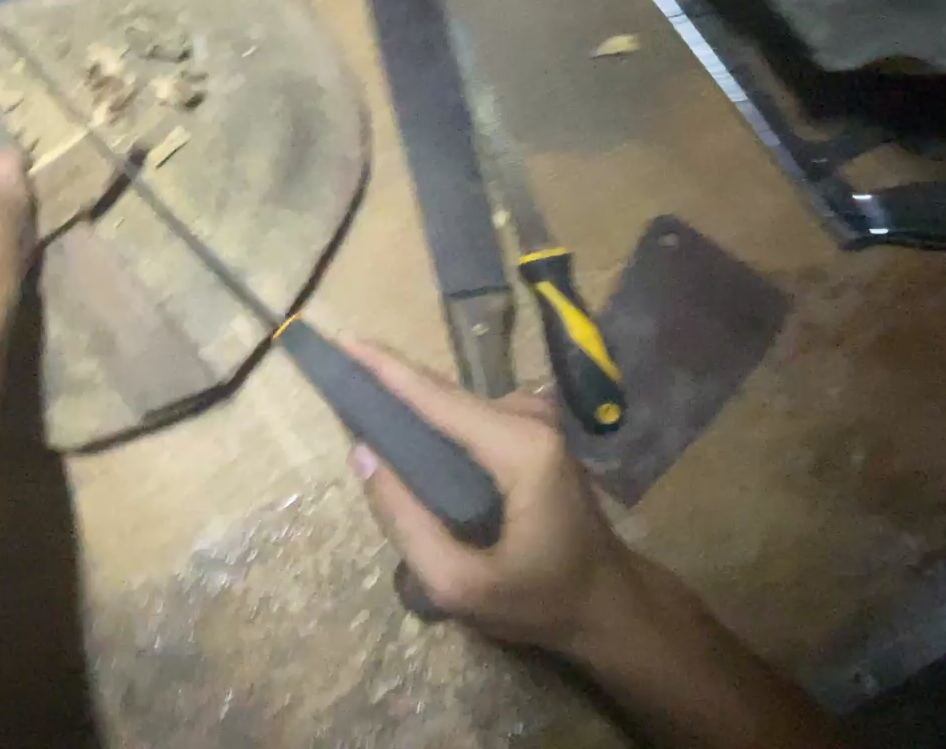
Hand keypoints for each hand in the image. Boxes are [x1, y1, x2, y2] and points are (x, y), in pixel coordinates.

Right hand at [343, 339, 634, 650]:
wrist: (611, 606)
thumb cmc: (541, 600)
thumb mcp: (461, 586)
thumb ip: (405, 523)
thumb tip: (362, 453)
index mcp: (519, 448)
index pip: (435, 396)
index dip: (383, 366)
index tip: (341, 340)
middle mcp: (528, 417)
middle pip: (439, 390)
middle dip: (384, 376)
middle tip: (334, 367)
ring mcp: (533, 417)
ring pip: (448, 399)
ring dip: (404, 399)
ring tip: (357, 400)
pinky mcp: (530, 426)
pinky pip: (462, 411)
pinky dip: (427, 414)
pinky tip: (400, 427)